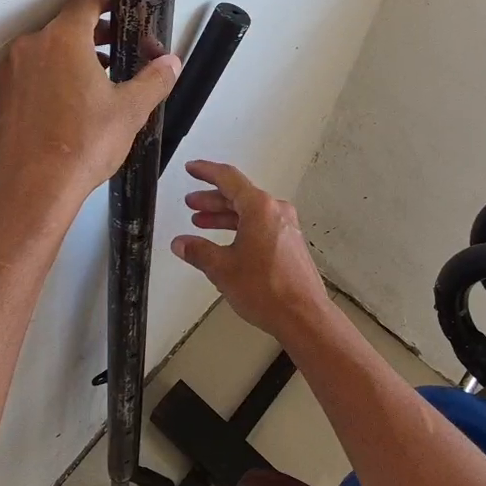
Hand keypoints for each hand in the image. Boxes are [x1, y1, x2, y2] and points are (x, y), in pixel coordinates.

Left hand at [0, 0, 180, 215]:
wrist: (35, 188)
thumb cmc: (79, 147)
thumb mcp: (131, 110)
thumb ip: (154, 80)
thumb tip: (169, 65)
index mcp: (64, 40)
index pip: (85, 2)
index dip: (106, 1)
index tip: (118, 7)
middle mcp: (33, 48)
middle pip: (65, 25)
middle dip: (94, 33)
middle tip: (117, 47)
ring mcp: (13, 72)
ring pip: (46, 49)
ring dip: (72, 55)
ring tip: (98, 78)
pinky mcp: (3, 96)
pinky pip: (30, 73)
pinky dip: (51, 76)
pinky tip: (70, 102)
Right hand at [170, 161, 332, 341]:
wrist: (304, 317)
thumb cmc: (266, 289)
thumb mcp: (222, 269)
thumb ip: (198, 252)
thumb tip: (180, 243)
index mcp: (259, 207)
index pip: (228, 178)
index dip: (206, 171)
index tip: (191, 169)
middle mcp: (275, 211)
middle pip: (239, 195)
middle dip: (212, 199)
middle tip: (191, 203)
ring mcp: (286, 227)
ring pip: (249, 212)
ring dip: (224, 215)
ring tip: (201, 222)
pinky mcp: (290, 243)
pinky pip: (260, 225)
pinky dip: (240, 228)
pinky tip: (225, 243)